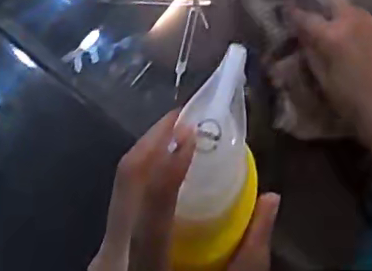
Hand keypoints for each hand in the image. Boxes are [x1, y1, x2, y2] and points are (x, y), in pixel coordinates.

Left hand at [91, 111, 280, 270]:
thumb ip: (249, 260)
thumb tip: (271, 199)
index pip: (151, 211)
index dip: (167, 167)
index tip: (191, 128)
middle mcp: (109, 260)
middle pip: (126, 179)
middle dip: (155, 138)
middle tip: (188, 114)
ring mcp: (100, 257)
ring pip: (121, 187)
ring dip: (149, 153)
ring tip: (180, 135)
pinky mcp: (103, 254)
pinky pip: (122, 202)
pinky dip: (145, 178)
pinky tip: (166, 171)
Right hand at [287, 0, 371, 177]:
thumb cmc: (357, 109)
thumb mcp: (325, 84)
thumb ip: (312, 55)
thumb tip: (303, 38)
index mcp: (331, 35)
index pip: (305, 16)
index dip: (294, 13)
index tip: (289, 11)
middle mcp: (353, 20)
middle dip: (326, 3)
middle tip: (325, 21)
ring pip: (356, 10)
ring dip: (349, 20)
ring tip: (352, 40)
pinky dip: (368, 31)